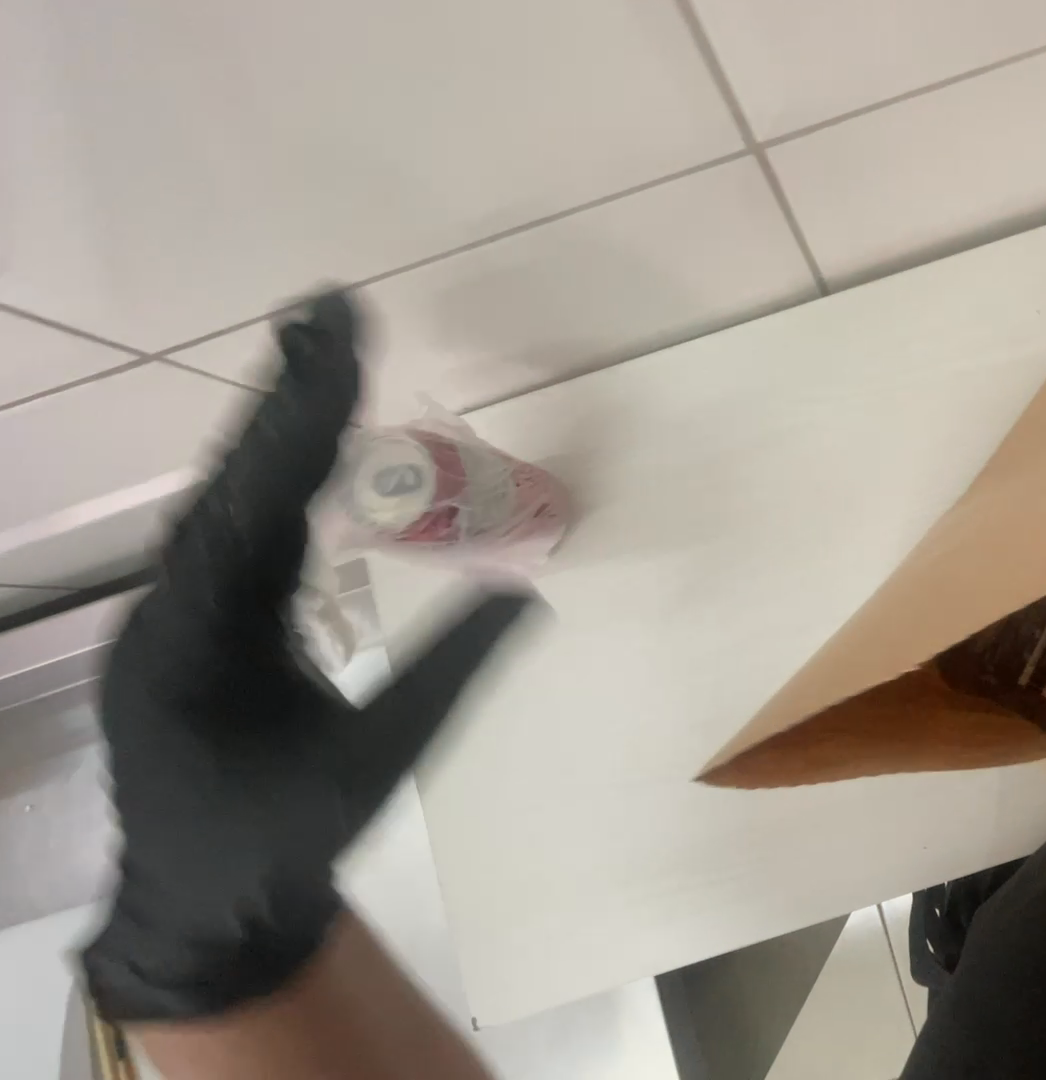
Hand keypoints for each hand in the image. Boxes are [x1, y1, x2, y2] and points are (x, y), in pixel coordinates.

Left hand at [82, 291, 531, 1020]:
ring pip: (232, 500)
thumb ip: (453, 669)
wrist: (208, 896)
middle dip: (287, 394)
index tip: (346, 342)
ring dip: (280, 423)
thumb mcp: (384, 754)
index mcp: (201, 635)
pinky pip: (244, 530)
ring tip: (323, 351)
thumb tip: (527, 591)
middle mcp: (177, 605)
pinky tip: (308, 447)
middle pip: (234, 481)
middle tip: (331, 309)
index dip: (305, 420)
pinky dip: (281, 473)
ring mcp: (186, 610)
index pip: (261, 505)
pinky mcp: (207, 619)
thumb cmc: (291, 828)